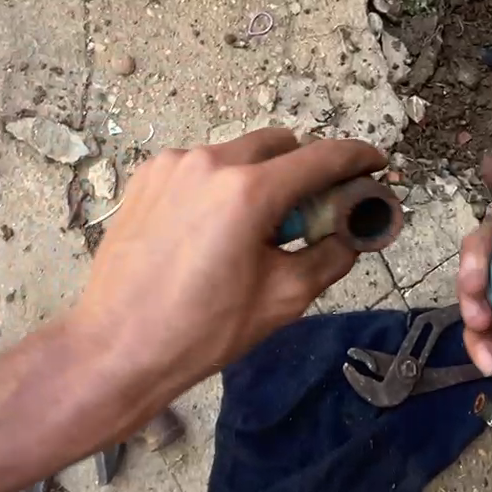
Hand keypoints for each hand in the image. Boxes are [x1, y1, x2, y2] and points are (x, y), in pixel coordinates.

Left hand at [68, 128, 385, 409]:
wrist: (115, 347)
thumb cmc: (203, 330)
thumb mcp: (283, 299)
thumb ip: (330, 255)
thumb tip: (352, 233)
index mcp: (248, 191)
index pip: (321, 157)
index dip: (356, 157)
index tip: (376, 163)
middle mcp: (210, 161)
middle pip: (280, 143)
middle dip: (303, 168)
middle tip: (307, 211)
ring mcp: (174, 163)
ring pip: (238, 152)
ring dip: (259, 176)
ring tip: (250, 227)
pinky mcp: (148, 174)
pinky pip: (202, 165)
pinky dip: (220, 183)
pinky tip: (210, 226)